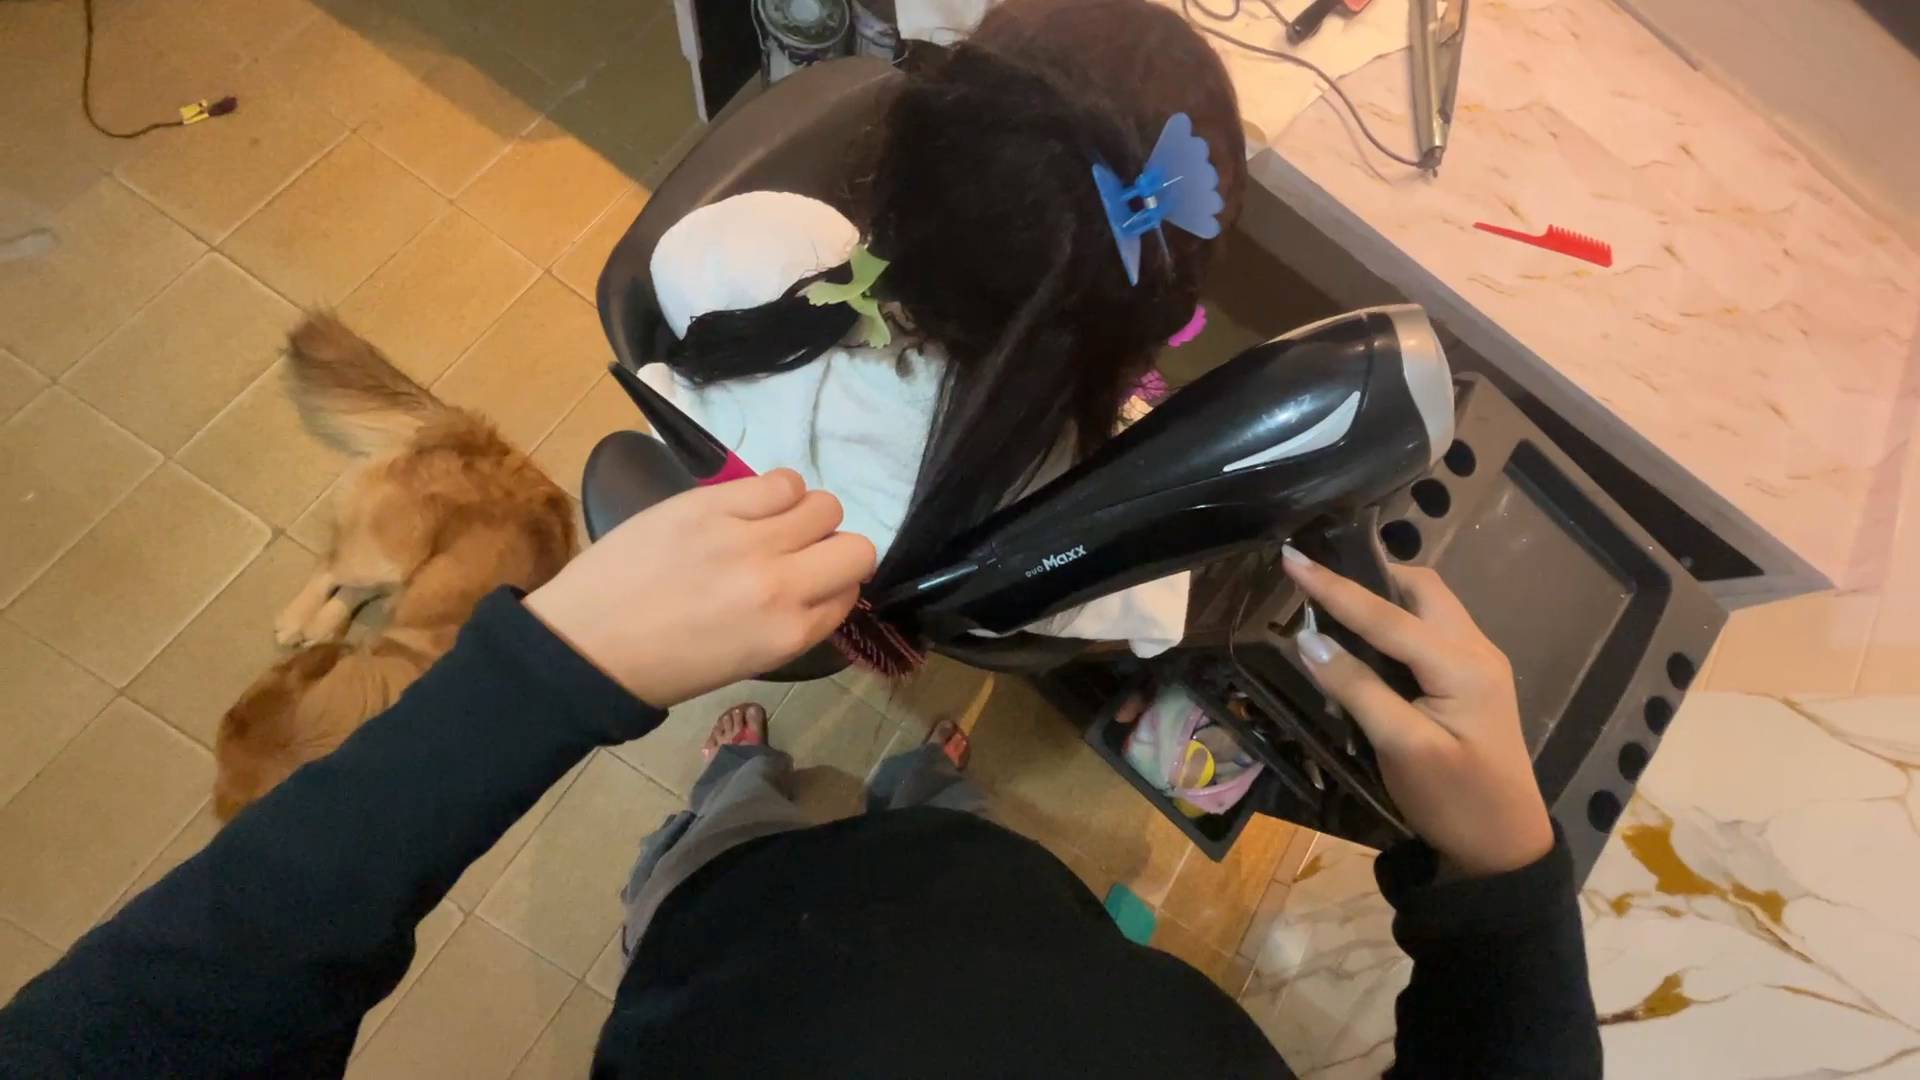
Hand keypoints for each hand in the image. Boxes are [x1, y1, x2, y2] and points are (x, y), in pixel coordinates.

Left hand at [525, 470, 875, 706]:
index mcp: (789, 633)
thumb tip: (825, 582)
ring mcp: (746, 539)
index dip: (834, 586)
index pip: (850, 592)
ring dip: (807, 517)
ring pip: (824, 505)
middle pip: (857, 547)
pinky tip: (752, 506)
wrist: (587, 643)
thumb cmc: (671, 664)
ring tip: (772, 526)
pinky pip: (782, 481)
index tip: (811, 585)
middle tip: (800, 553)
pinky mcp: (712, 503)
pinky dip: (779, 491)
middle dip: (836, 550)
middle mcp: (781, 585)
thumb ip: (799, 620)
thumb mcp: (752, 659)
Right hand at [1282, 545, 1552, 878]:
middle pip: (1421, 589)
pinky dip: (1394, 617)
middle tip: (1319, 578)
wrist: (1504, 849)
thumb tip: (1308, 639)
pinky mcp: (1470, 679)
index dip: (1334, 586)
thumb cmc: (1453, 800)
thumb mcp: (1400, 747)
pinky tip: (1365, 633)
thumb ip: (1356, 687)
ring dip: (1383, 593)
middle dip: (1370, 573)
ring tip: (1335, 600)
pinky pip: (1429, 627)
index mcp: (1462, 667)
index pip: (1386, 615)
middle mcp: (1476, 651)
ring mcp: (1478, 663)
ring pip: (1428, 604)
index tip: (1291, 557)